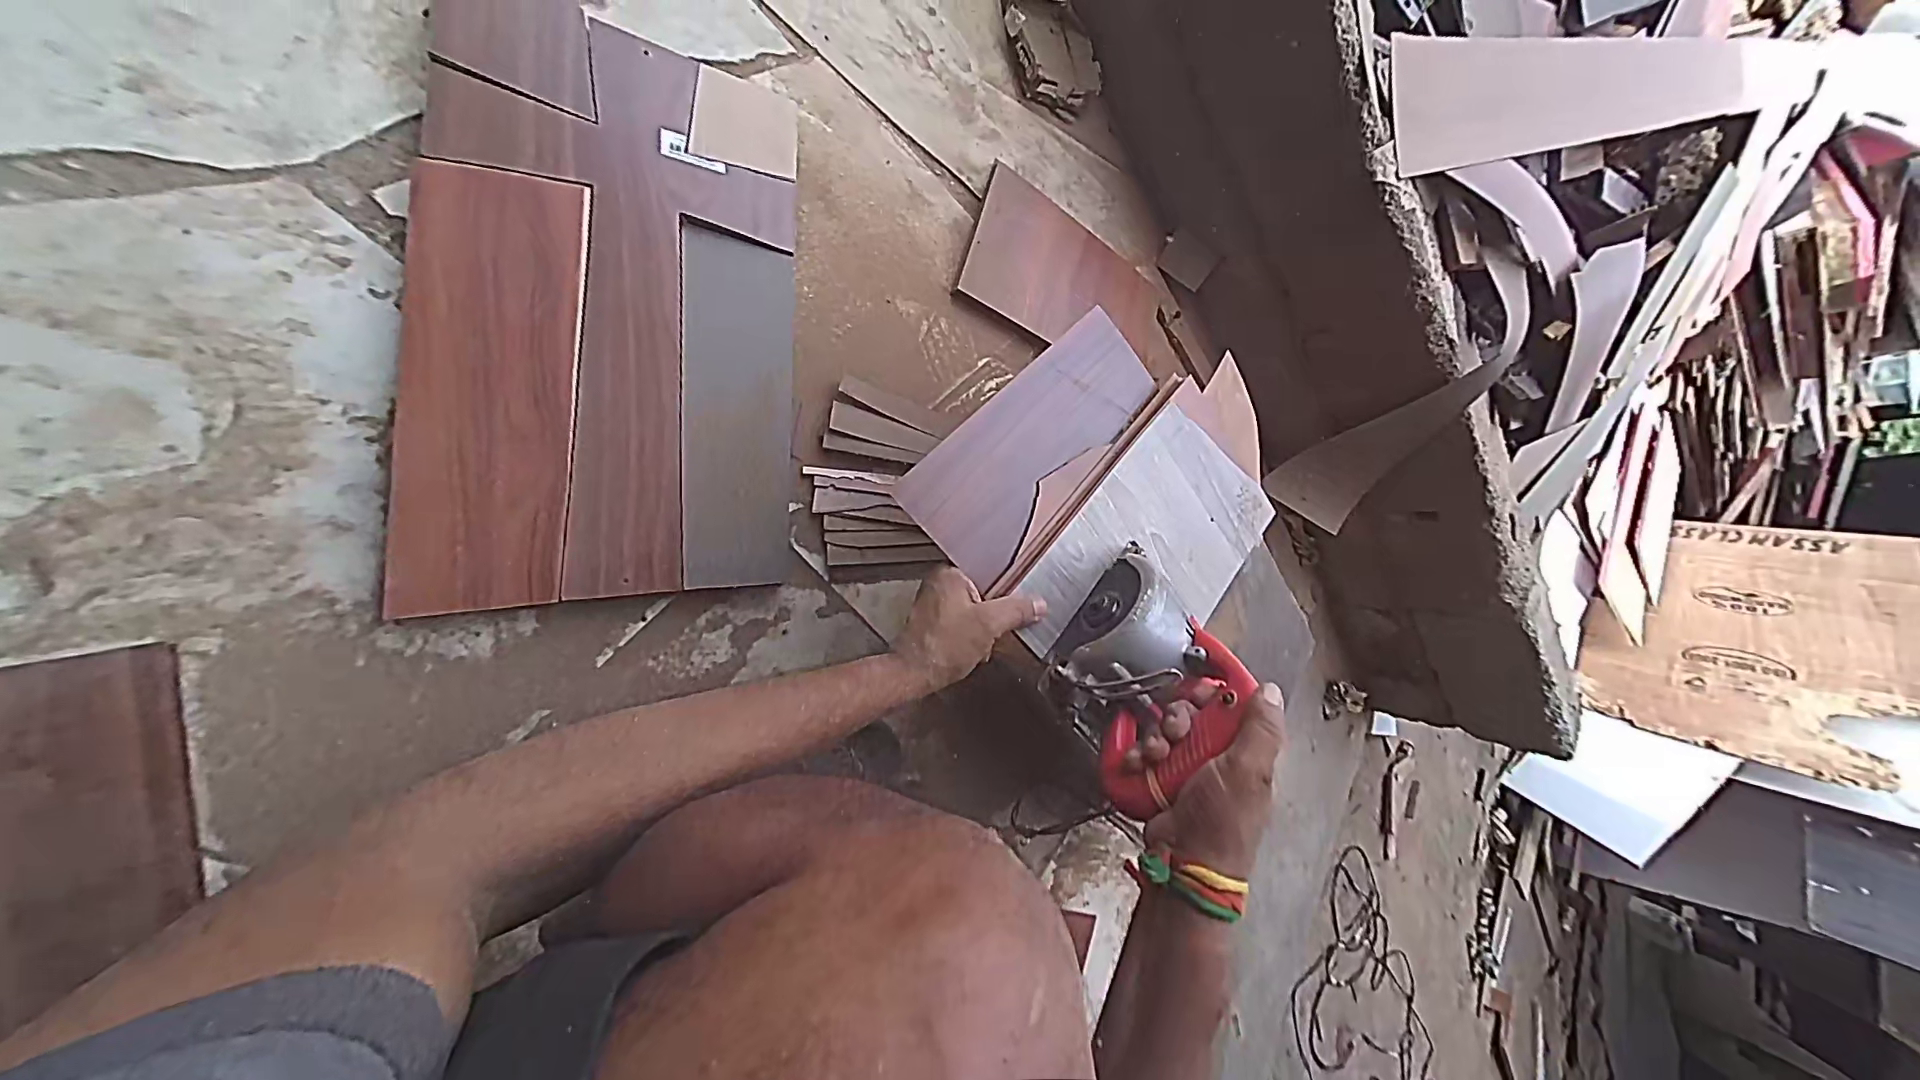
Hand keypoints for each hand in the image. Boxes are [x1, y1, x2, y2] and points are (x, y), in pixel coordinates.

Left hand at [892, 567, 1046, 691]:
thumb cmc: (943, 646)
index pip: (991, 573)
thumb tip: (1039, 604)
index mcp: (950, 574)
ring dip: (985, 629)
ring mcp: (934, 605)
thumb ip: (1016, 610)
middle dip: (995, 616)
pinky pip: (964, 624)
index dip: (1008, 591)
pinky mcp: (933, 624)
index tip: (1018, 605)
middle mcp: (939, 584)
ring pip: (976, 611)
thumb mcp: (989, 624)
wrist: (914, 675)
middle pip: (985, 594)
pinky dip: (972, 637)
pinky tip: (973, 651)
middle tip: (996, 630)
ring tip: (983, 644)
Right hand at [1141, 683, 1284, 880]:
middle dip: (1177, 717)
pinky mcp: (1160, 776)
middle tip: (1176, 734)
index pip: (1227, 702)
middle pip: (1189, 710)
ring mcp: (1186, 765)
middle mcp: (1215, 754)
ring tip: (1155, 757)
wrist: (1183, 863)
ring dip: (1154, 737)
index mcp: (1244, 749)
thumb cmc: (1222, 823)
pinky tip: (1140, 765)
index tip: (1197, 695)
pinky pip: (1143, 749)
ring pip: (1163, 728)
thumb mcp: (1249, 772)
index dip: (1210, 693)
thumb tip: (1270, 692)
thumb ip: (1261, 730)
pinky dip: (1137, 754)